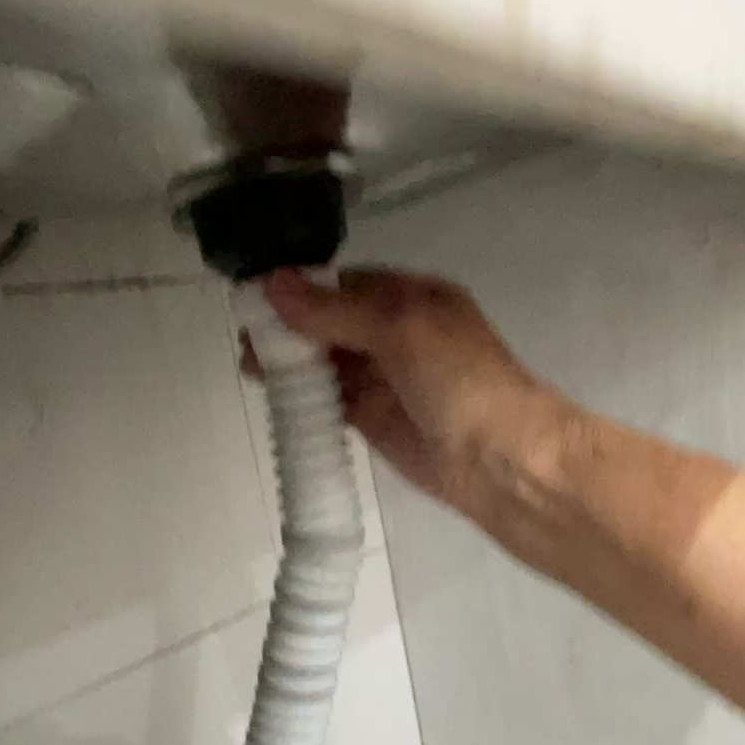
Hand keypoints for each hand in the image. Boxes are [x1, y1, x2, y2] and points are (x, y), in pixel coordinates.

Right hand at [244, 268, 550, 504]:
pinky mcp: (373, 419)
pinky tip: (270, 391)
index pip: (345, 284)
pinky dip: (302, 395)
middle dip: (289, 326)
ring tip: (247, 362)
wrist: (498, 461)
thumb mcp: (400, 327)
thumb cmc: (458, 379)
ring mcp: (385, 378)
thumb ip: (336, 309)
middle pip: (331, 322)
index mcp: (412, 298)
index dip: (302, 287)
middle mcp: (396, 333)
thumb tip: (274, 283)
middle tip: (245, 334)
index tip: (256, 295)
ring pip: (327, 360)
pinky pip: (330, 399)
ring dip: (290, 360)